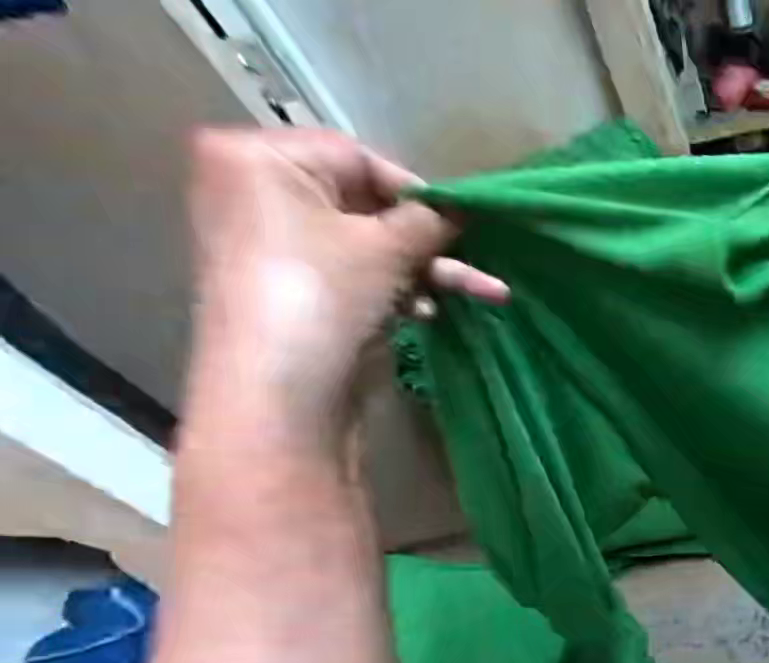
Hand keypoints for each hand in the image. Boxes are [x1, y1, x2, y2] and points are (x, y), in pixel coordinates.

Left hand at [185, 127, 507, 451]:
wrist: (284, 383)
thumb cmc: (324, 292)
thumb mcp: (388, 246)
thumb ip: (430, 220)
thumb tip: (461, 208)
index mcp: (261, 160)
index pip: (358, 157)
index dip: (416, 191)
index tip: (463, 225)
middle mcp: (262, 192)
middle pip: (370, 204)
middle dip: (432, 239)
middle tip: (482, 259)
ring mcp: (284, 244)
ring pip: (377, 246)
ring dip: (433, 270)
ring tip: (491, 294)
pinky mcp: (307, 287)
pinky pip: (365, 274)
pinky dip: (404, 288)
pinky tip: (433, 311)